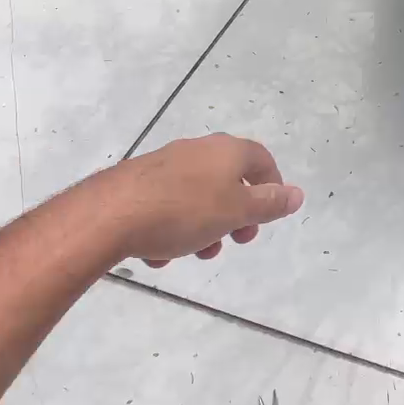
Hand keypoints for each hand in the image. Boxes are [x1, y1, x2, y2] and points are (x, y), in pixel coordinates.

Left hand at [75, 133, 305, 266]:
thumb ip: (270, 204)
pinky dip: (170, 227)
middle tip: (236, 241)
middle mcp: (199, 150)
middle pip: (228, 180)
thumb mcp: (237, 212)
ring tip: (196, 254)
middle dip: (236, 214)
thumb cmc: (184, 211)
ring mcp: (164, 165)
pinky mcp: (134, 184)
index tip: (268, 217)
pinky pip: (164, 204)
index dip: (272, 188)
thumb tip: (297, 194)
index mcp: (229, 150)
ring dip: (204, 224)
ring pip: (196, 195)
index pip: (262, 162)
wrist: (106, 216)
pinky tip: (158, 255)